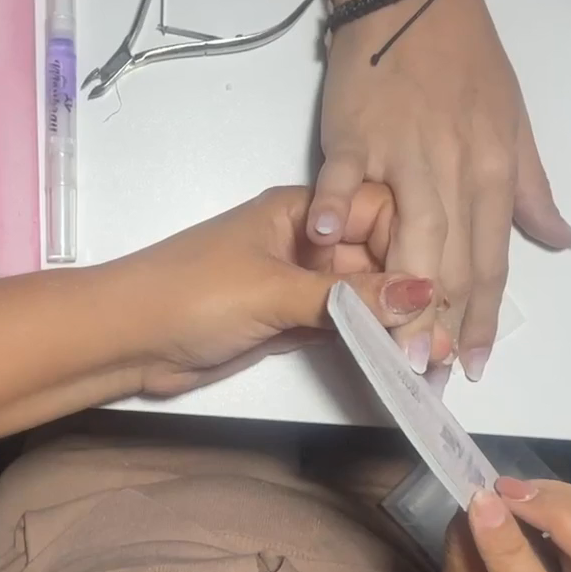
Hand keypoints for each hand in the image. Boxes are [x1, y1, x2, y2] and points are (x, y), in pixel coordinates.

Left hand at [111, 183, 429, 395]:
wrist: (129, 339)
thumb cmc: (195, 294)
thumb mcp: (274, 288)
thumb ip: (348, 296)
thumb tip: (424, 292)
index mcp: (299, 211)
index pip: (375, 214)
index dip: (409, 247)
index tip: (436, 289)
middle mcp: (305, 244)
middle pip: (373, 261)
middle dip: (408, 296)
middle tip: (441, 337)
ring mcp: (296, 285)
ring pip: (359, 299)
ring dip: (390, 326)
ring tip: (429, 357)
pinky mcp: (287, 323)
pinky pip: (338, 327)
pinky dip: (364, 343)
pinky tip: (396, 360)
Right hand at [308, 0, 570, 382]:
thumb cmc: (463, 62)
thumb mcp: (514, 122)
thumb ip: (530, 189)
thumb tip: (560, 242)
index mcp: (494, 172)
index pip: (491, 264)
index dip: (483, 321)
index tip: (473, 368)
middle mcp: (457, 172)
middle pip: (451, 263)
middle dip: (441, 328)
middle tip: (428, 380)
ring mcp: (405, 152)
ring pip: (409, 233)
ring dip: (399, 293)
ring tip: (388, 348)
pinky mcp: (357, 132)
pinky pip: (345, 174)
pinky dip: (334, 205)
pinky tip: (322, 244)